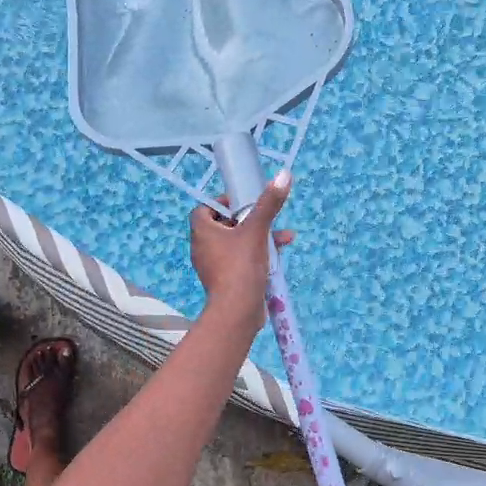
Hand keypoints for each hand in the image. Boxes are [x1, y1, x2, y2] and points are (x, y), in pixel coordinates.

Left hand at [188, 171, 295, 329]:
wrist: (237, 310)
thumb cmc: (240, 265)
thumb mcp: (257, 230)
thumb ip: (269, 204)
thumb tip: (283, 174)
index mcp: (202, 232)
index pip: (204, 208)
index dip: (223, 202)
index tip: (244, 202)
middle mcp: (202, 248)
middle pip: (224, 226)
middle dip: (249, 221)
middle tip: (266, 219)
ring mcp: (213, 266)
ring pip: (236, 244)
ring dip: (259, 238)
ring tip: (284, 238)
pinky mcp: (225, 281)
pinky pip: (239, 262)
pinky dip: (256, 256)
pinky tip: (279, 256)